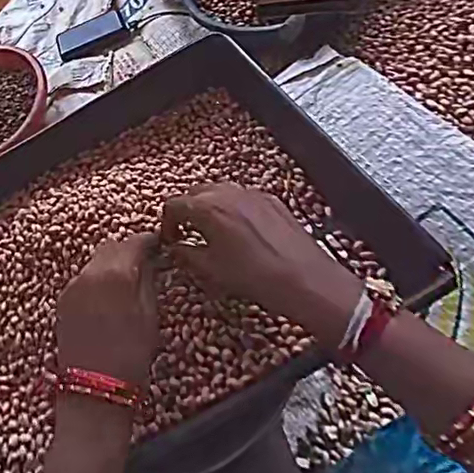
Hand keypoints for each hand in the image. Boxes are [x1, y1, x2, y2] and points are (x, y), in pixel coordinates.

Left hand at [56, 234, 161, 387]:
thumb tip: (149, 261)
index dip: (149, 241)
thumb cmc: (131, 355)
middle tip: (145, 264)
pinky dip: (97, 281)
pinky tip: (107, 300)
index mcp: (116, 273)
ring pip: (95, 262)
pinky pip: (83, 279)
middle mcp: (89, 272)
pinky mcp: (62, 301)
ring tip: (126, 285)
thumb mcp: (150, 315)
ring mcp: (72, 286)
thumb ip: (148, 280)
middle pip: (111, 247)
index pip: (134, 242)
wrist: (94, 389)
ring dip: (111, 266)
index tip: (160, 245)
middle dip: (128, 251)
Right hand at [159, 184, 361, 345]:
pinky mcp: (272, 201)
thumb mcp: (212, 270)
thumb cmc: (258, 277)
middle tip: (186, 233)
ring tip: (212, 232)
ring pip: (220, 192)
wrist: (306, 280)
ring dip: (210, 207)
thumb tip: (177, 248)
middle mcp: (229, 194)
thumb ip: (187, 254)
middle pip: (195, 193)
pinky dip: (234, 208)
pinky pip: (243, 198)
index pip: (174, 204)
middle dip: (187, 211)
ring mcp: (253, 195)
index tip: (170, 237)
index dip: (167, 222)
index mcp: (208, 209)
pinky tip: (240, 232)